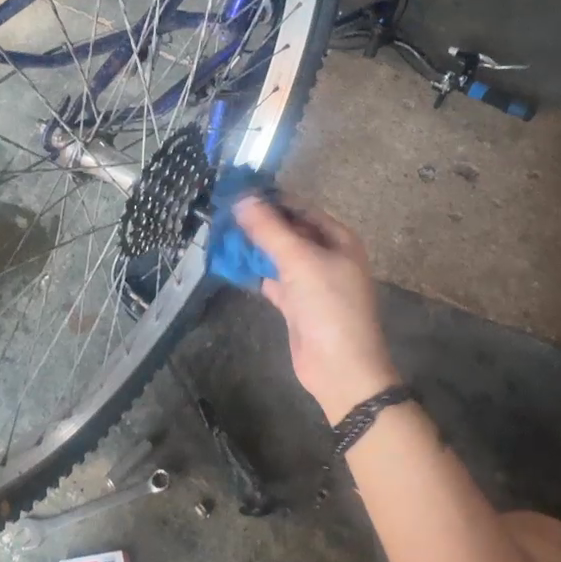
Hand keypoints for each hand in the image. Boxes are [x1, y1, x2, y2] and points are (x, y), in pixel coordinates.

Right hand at [232, 196, 399, 422]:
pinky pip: (272, 279)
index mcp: (338, 239)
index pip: (300, 209)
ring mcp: (311, 281)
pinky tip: (230, 264)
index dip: (271, 200)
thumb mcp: (300, 261)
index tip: (237, 192)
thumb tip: (242, 198)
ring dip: (253, 247)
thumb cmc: (328, 307)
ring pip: (277, 255)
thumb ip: (269, 229)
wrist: (340, 368)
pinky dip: (254, 271)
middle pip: (288, 231)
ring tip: (220, 235)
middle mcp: (326, 256)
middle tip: (222, 215)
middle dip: (258, 224)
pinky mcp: (296, 303)